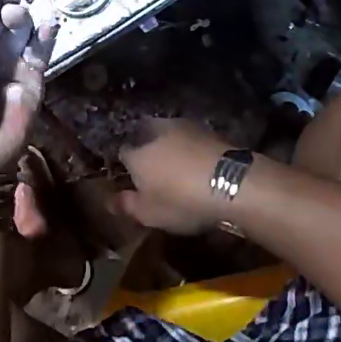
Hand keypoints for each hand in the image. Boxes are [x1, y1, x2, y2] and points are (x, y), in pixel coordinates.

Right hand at [118, 118, 234, 234]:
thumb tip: (108, 201)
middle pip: (145, 135)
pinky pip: (194, 138)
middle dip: (147, 146)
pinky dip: (194, 148)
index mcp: (137, 154)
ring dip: (172, 144)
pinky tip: (201, 162)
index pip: (124, 153)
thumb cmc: (181, 201)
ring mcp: (185, 128)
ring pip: (171, 133)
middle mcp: (156, 133)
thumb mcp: (149, 214)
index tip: (133, 177)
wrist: (232, 182)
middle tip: (155, 165)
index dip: (127, 164)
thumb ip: (127, 206)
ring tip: (179, 162)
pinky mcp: (210, 130)